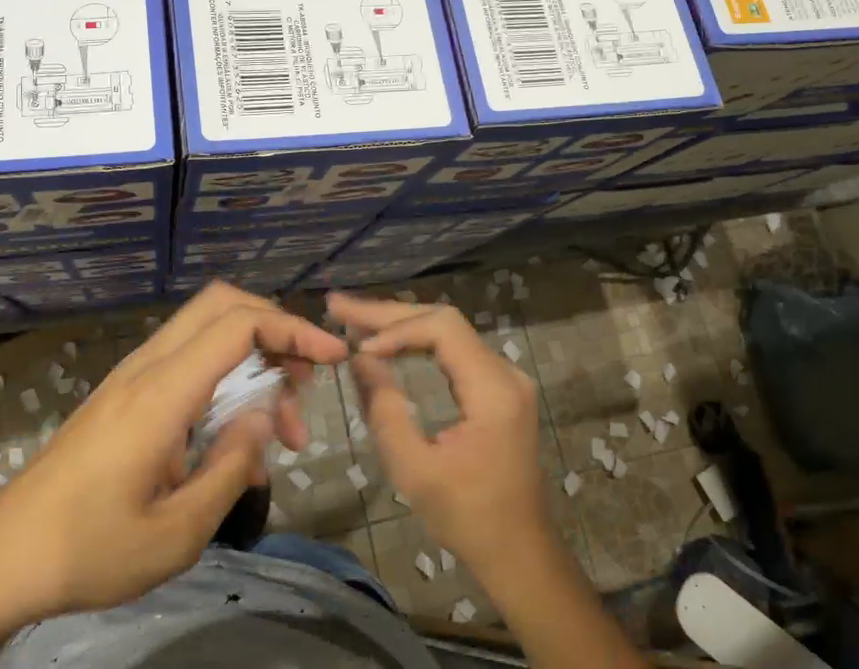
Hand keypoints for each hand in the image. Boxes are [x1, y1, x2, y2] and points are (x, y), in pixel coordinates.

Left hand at [0, 282, 349, 622]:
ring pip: (203, 334)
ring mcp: (127, 380)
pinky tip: (233, 443)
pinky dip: (222, 382)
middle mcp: (143, 370)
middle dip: (274, 330)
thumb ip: (230, 467)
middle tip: (302, 388)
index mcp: (159, 394)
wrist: (2, 560)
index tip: (335, 357)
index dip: (292, 329)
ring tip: (277, 435)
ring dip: (250, 363)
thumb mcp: (177, 532)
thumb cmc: (88, 552)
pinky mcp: (120, 398)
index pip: (237, 326)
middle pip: (219, 307)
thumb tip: (263, 418)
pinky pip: (183, 365)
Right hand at [328, 291, 551, 570]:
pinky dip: (417, 343)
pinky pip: (454, 351)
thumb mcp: (414, 469)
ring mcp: (505, 379)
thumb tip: (360, 358)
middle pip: (444, 322)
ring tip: (353, 318)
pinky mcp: (497, 390)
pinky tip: (386, 342)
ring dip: (400, 324)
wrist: (518, 551)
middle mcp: (505, 373)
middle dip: (389, 314)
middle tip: (339, 307)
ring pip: (448, 332)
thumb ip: (384, 409)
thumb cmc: (466, 516)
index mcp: (493, 390)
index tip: (358, 346)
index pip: (442, 328)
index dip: (395, 328)